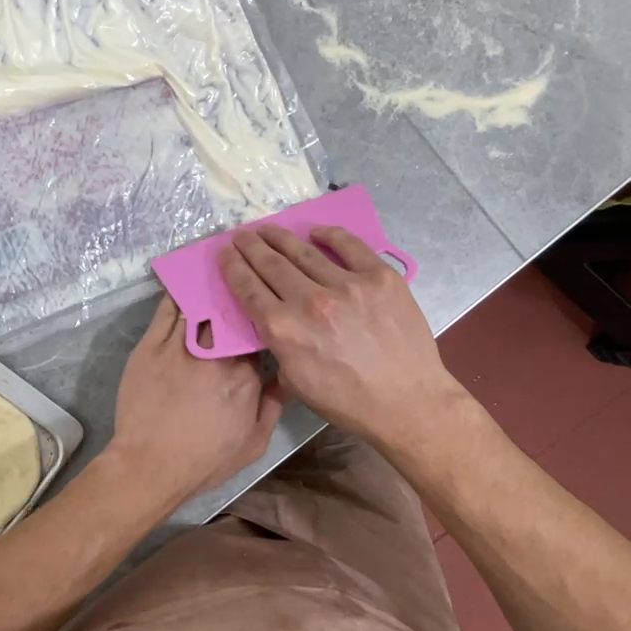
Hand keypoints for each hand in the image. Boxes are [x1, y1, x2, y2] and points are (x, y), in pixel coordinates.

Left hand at [104, 295, 282, 503]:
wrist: (149, 466)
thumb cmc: (204, 462)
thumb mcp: (254, 445)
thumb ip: (273, 408)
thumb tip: (285, 378)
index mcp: (246, 378)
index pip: (259, 338)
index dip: (258, 326)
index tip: (258, 317)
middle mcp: (218, 355)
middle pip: (232, 316)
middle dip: (237, 302)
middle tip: (239, 287)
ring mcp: (182, 347)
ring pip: (201, 306)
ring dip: (209, 289)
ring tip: (215, 273)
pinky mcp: (151, 347)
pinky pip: (168, 310)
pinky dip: (178, 295)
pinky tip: (183, 285)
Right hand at [219, 224, 465, 444]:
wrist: (405, 401)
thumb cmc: (346, 400)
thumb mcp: (294, 381)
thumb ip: (278, 345)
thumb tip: (273, 321)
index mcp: (284, 329)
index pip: (249, 289)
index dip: (233, 267)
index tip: (225, 253)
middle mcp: (310, 301)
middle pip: (271, 264)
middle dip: (251, 247)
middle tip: (242, 235)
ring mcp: (347, 285)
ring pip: (304, 252)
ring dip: (282, 238)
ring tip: (269, 229)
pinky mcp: (379, 277)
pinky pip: (350, 246)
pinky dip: (330, 235)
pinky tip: (316, 231)